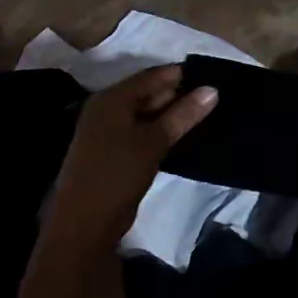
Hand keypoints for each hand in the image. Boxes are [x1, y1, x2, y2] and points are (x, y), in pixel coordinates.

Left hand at [44, 65, 217, 244]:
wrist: (84, 223)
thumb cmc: (118, 174)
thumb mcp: (156, 141)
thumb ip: (184, 113)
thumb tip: (213, 88)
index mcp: (112, 99)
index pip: (153, 75)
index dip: (181, 75)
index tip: (212, 76)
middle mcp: (106, 109)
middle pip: (148, 92)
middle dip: (178, 94)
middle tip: (212, 97)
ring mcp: (106, 130)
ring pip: (146, 112)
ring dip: (171, 114)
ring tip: (205, 114)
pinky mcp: (111, 150)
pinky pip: (141, 129)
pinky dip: (160, 129)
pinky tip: (181, 134)